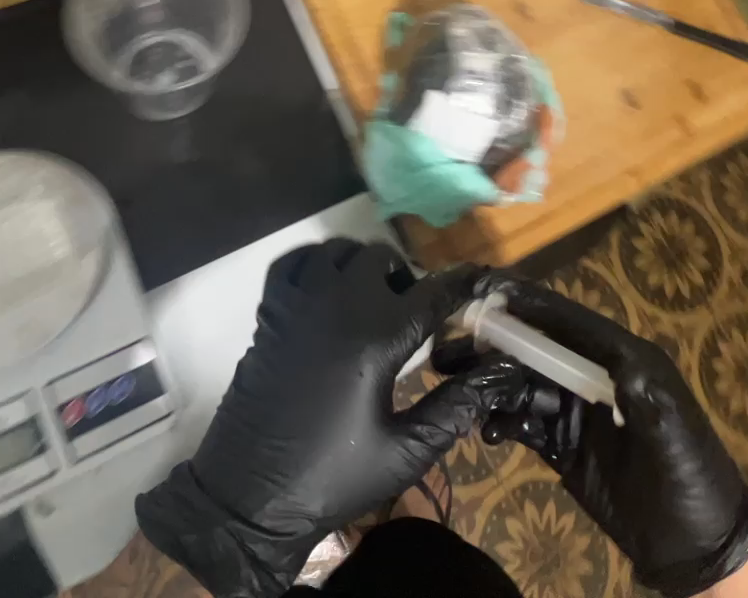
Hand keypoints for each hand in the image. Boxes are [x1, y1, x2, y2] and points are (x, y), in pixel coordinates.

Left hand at [135, 239, 521, 597]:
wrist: (250, 495)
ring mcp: (298, 303)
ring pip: (338, 251)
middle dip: (404, 276)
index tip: (480, 278)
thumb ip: (454, 407)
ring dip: (360, 265)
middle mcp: (338, 306)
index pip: (433, 293)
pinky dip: (314, 264)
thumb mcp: (405, 453)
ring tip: (369, 299)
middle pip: (381, 258)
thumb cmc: (332, 478)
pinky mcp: (269, 312)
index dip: (462, 283)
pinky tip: (325, 291)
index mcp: (378, 338)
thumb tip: (498, 375)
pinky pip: (293, 263)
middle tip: (411, 310)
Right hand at [436, 277, 747, 597]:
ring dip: (492, 382)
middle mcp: (595, 376)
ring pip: (525, 383)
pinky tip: (487, 431)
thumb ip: (650, 403)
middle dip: (498, 342)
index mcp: (625, 362)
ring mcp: (576, 409)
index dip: (534, 306)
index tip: (491, 291)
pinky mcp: (562, 443)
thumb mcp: (677, 442)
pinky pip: (524, 422)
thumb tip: (625, 363)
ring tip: (455, 384)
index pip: (573, 325)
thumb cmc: (693, 483)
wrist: (695, 549)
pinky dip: (502, 421)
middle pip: (540, 349)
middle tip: (452, 342)